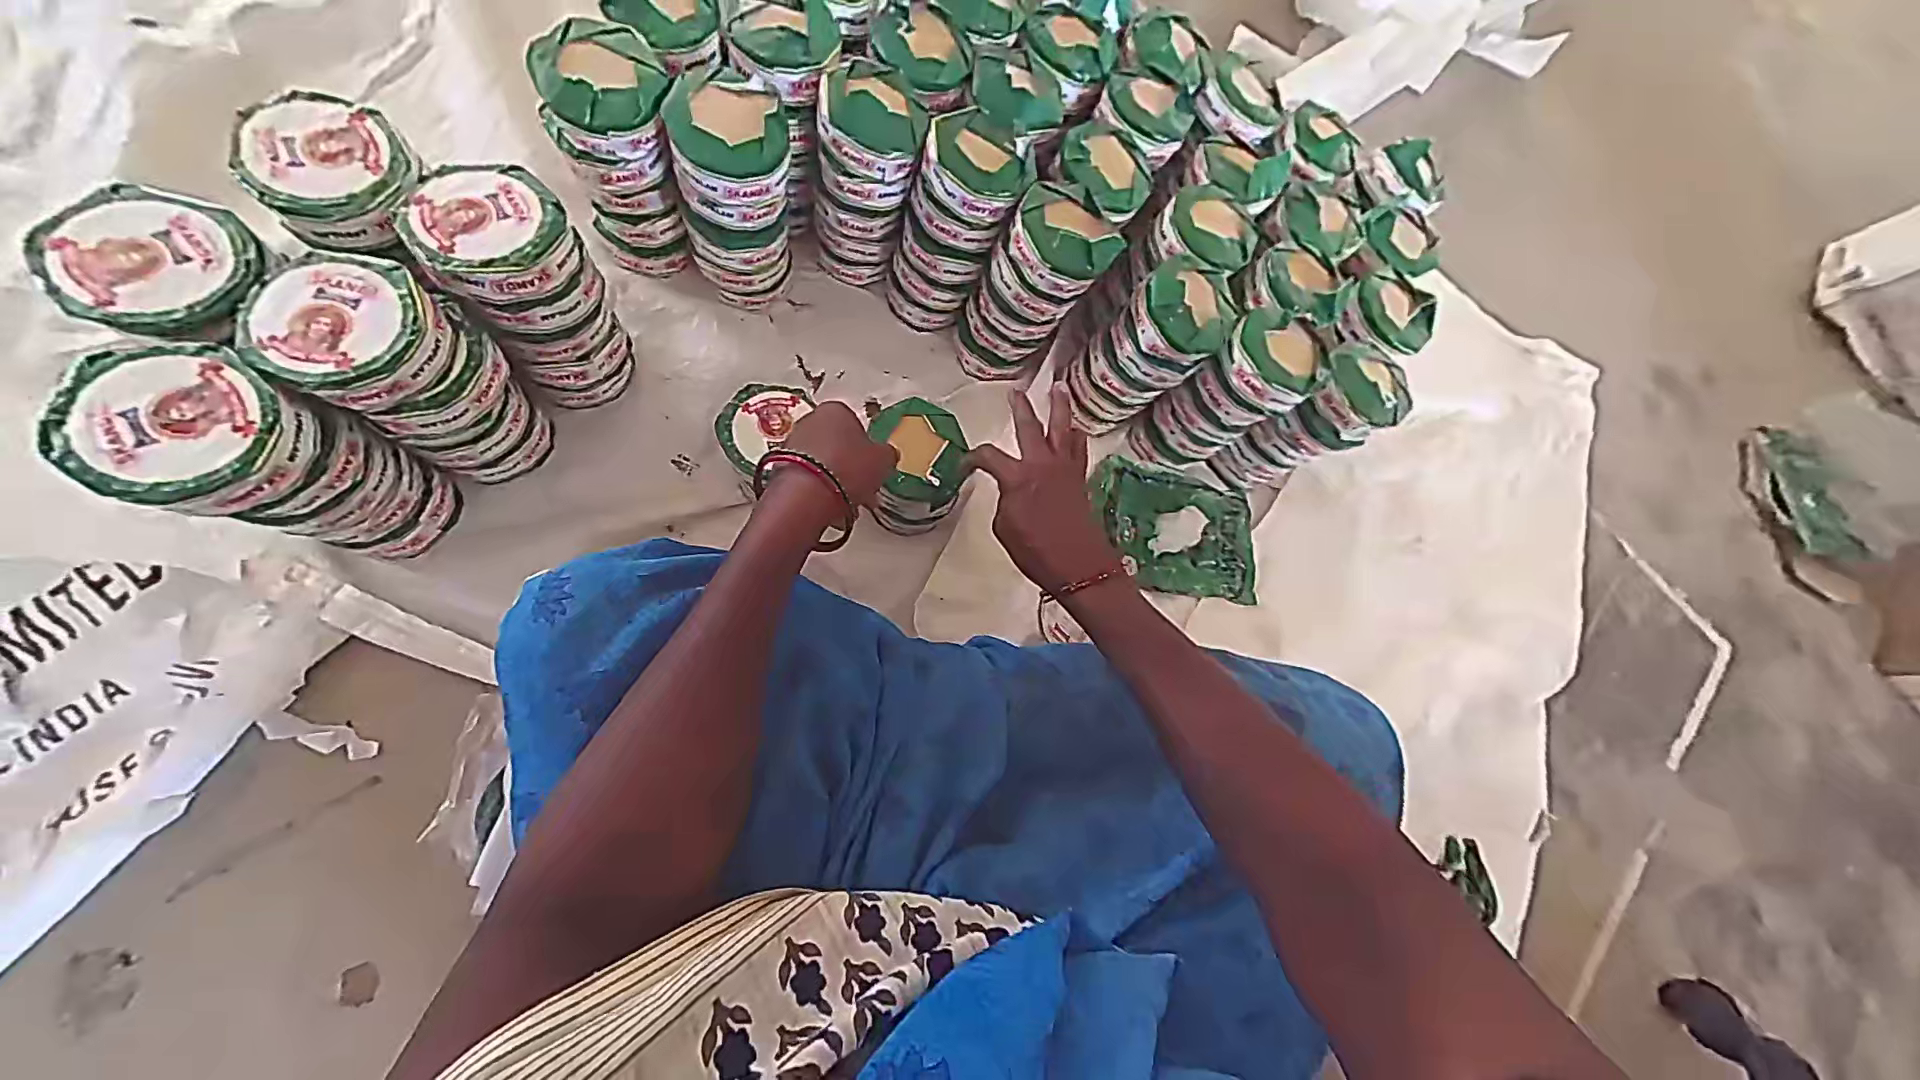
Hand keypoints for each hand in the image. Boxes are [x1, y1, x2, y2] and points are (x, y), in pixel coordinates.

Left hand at [761, 401, 898, 529]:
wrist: (808, 494)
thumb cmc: (846, 468)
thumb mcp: (883, 460)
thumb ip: (886, 454)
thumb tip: (886, 456)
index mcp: (836, 409)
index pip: (856, 423)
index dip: (867, 447)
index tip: (872, 464)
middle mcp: (810, 420)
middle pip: (836, 442)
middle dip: (849, 463)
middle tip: (862, 483)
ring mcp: (792, 443)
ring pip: (820, 461)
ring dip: (834, 478)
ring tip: (847, 500)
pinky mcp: (780, 467)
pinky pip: (807, 476)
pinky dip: (818, 489)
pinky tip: (830, 506)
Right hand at [967, 386, 1124, 593]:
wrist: (1078, 565)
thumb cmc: (1035, 551)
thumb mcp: (1004, 527)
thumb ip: (1005, 501)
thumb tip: (1011, 491)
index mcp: (1017, 477)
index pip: (988, 456)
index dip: (972, 458)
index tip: (964, 465)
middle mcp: (1041, 464)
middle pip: (1029, 427)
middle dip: (1020, 408)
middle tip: (1016, 392)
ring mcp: (1064, 469)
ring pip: (1062, 428)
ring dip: (1059, 407)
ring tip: (1058, 389)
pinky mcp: (1079, 478)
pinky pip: (1078, 448)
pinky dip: (1076, 435)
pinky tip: (1075, 429)